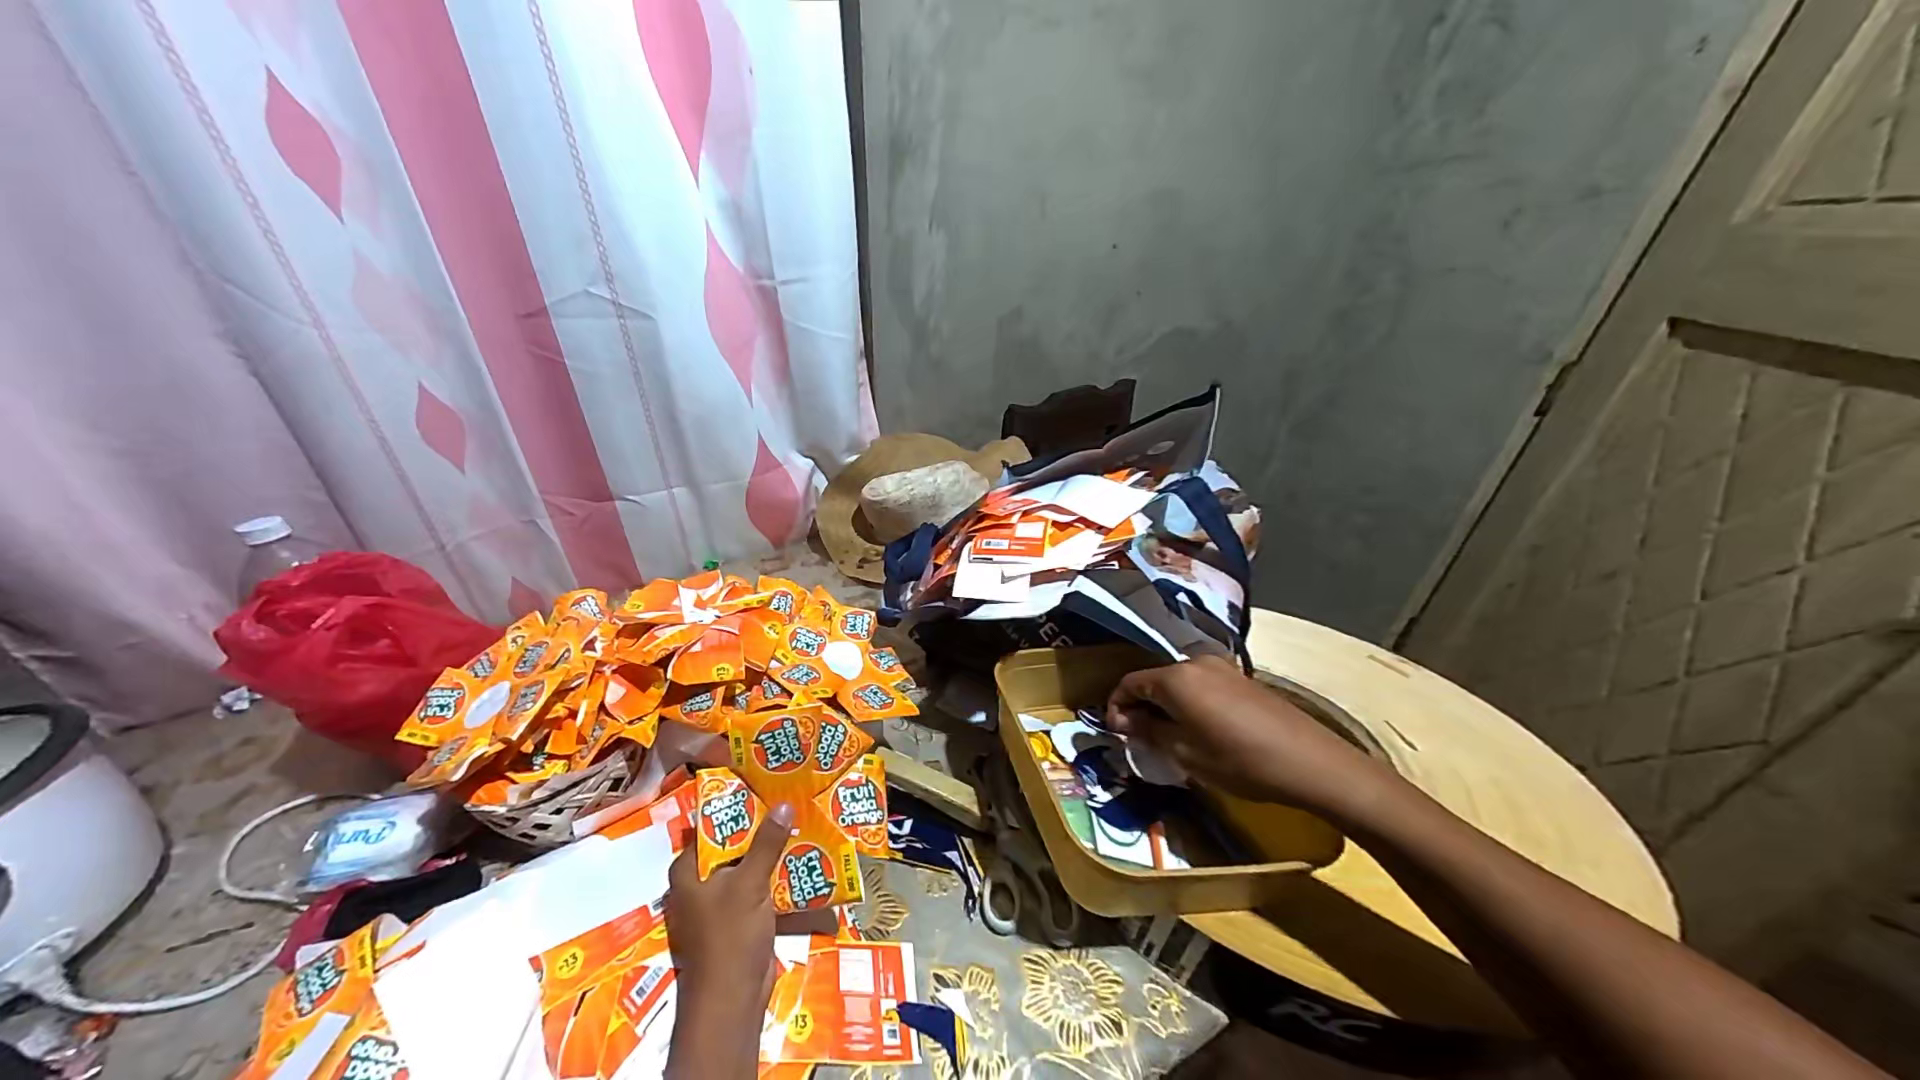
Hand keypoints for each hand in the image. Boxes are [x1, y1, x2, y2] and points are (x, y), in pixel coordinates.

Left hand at [664, 800, 794, 1079]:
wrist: (731, 1001)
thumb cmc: (729, 936)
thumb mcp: (749, 883)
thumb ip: (766, 843)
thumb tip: (784, 804)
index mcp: (687, 875)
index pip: (705, 831)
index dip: (729, 810)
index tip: (757, 790)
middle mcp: (697, 889)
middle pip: (728, 850)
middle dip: (755, 832)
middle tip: (783, 805)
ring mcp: (716, 910)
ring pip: (743, 872)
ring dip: (766, 857)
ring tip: (796, 830)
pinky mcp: (735, 927)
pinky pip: (754, 894)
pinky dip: (771, 882)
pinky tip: (797, 868)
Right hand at [1105, 654, 1386, 816]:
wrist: (1309, 762)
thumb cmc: (1239, 761)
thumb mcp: (1184, 753)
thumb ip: (1149, 730)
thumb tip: (1125, 720)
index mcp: (1175, 678)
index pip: (1130, 683)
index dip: (1116, 706)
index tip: (1115, 732)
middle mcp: (1195, 663)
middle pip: (1154, 680)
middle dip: (1141, 706)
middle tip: (1139, 736)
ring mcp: (1222, 668)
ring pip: (1179, 683)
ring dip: (1166, 705)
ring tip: (1168, 736)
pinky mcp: (1242, 679)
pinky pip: (1202, 686)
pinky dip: (1190, 703)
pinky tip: (1198, 729)